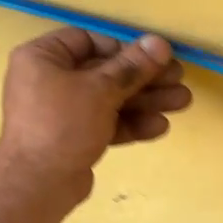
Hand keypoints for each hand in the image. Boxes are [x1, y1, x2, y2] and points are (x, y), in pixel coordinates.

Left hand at [0, 27, 190, 199]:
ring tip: (183, 101)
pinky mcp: (71, 135)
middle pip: (101, 71)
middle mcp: (46, 77)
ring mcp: (58, 109)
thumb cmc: (63, 122)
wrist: (39, 181)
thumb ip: (131, 67)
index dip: (120, 48)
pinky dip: (128, 122)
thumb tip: (159, 42)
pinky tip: (160, 126)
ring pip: (106, 98)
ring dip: (143, 99)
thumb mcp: (100, 90)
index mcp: (40, 56)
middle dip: (141, 77)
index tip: (152, 58)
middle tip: (179, 80)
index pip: (85, 40)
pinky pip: (102, 120)